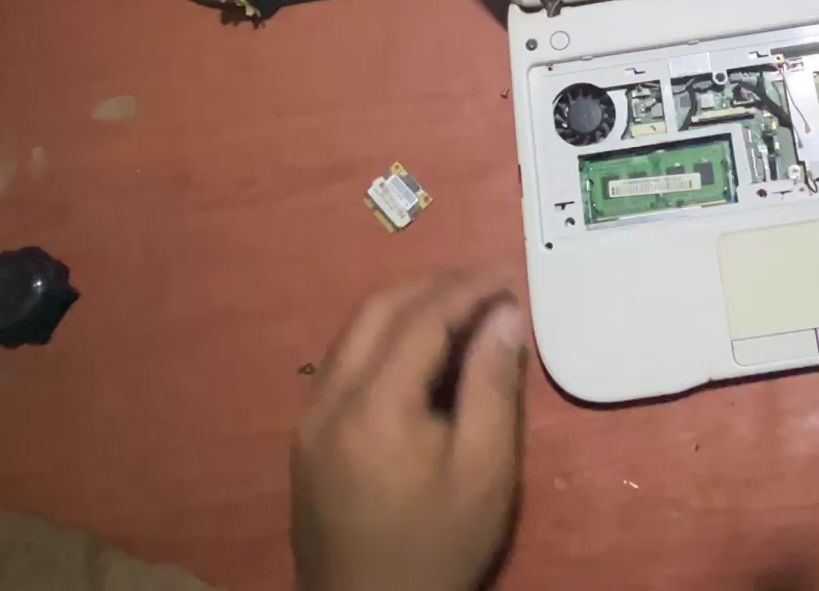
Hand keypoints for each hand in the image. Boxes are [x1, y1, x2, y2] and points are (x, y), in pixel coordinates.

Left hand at [291, 272, 526, 590]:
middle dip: (438, 286)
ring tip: (463, 306)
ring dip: (411, 304)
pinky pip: (348, 357)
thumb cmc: (439, 545)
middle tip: (489, 285)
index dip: (469, 288)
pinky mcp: (309, 434)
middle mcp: (329, 400)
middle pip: (381, 310)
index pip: (422, 319)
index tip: (509, 274)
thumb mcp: (485, 469)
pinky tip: (424, 347)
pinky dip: (390, 333)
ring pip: (359, 329)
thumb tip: (506, 313)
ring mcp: (311, 417)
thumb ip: (493, 384)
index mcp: (373, 409)